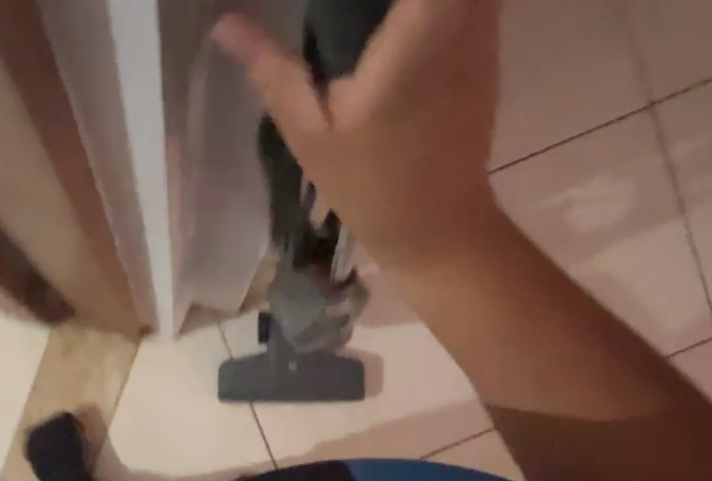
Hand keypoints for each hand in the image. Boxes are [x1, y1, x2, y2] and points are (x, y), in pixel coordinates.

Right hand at [213, 0, 502, 271]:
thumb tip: (224, 24)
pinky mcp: (487, 40)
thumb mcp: (310, 135)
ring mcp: (483, 26)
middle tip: (348, 10)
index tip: (338, 1)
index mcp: (416, 34)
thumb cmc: (371, 188)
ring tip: (360, 15)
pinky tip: (394, 22)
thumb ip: (273, 71)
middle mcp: (462, 16)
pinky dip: (431, 2)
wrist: (437, 226)